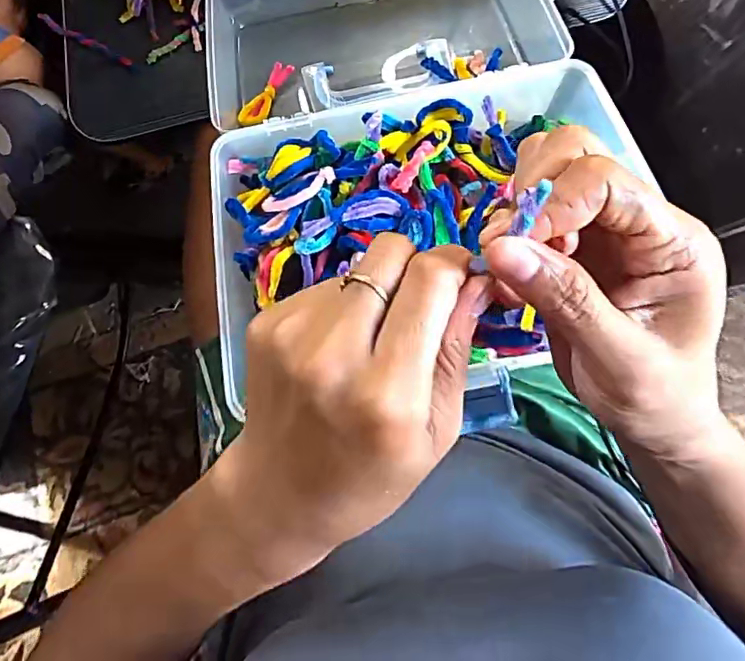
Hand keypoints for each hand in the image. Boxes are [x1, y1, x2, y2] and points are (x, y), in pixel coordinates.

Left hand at [206, 234, 489, 582]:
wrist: (276, 494)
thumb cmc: (370, 477)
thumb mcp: (437, 431)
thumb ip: (456, 348)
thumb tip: (477, 279)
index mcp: (386, 392)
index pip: (428, 279)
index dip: (454, 264)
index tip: (462, 275)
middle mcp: (333, 352)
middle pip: (390, 251)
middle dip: (416, 265)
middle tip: (419, 302)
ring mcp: (291, 331)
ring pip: (358, 266)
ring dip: (376, 290)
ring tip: (369, 340)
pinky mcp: (267, 321)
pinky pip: (325, 285)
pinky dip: (342, 305)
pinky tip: (335, 348)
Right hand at [479, 126, 728, 458]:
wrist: (656, 421)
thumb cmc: (654, 397)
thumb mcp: (618, 359)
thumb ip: (565, 297)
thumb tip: (499, 246)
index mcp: (673, 239)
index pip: (607, 181)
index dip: (554, 202)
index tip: (515, 245)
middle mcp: (639, 218)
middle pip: (576, 151)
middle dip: (533, 190)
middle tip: (513, 245)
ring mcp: (604, 223)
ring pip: (547, 165)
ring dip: (518, 203)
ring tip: (515, 257)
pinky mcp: (572, 235)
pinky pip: (528, 201)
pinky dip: (508, 224)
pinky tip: (513, 268)